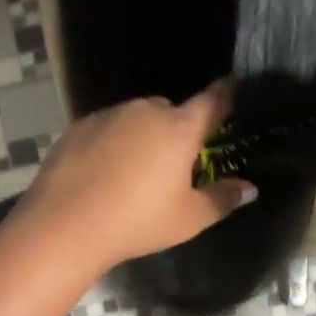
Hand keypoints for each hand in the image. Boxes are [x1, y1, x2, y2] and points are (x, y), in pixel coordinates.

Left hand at [3, 83, 255, 272]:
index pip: (213, 100)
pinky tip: (105, 177)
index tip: (234, 91)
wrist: (65, 224)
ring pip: (136, 120)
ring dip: (142, 138)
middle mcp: (145, 111)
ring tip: (135, 177)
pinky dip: (112, 146)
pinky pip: (107, 131)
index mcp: (179, 128)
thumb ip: (222, 199)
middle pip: (171, 111)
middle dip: (177, 130)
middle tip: (174, 168)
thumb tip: (249, 188)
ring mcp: (108, 116)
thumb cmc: (138, 221)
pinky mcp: (78, 127)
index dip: (227, 96)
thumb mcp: (189, 219)